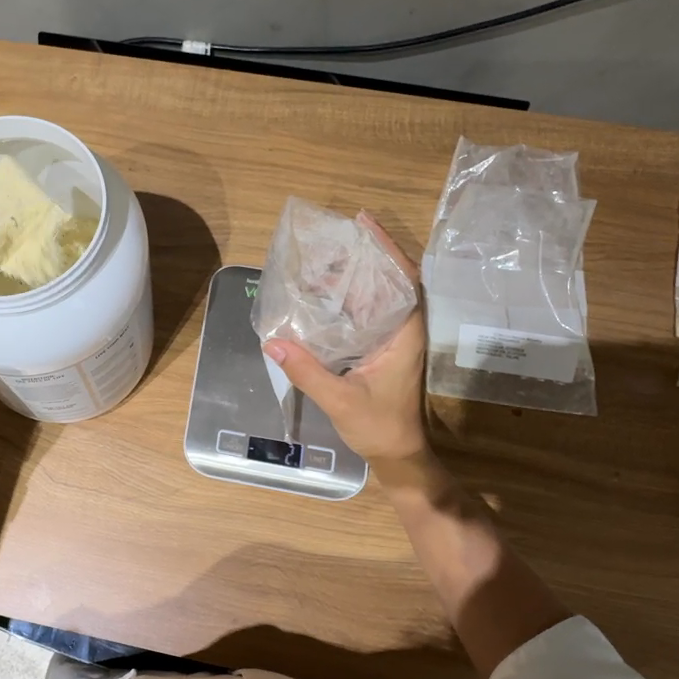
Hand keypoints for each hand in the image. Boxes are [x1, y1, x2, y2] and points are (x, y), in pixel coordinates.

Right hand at [263, 216, 441, 491]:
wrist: (397, 455)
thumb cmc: (379, 426)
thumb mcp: (341, 400)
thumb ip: (307, 371)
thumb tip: (273, 341)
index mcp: (405, 334)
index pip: (404, 279)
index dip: (387, 248)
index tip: (364, 223)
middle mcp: (403, 330)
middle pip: (390, 280)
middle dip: (365, 254)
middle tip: (336, 235)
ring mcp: (392, 339)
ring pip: (376, 296)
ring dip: (353, 275)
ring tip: (323, 258)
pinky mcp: (380, 350)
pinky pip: (366, 313)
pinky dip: (347, 298)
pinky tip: (322, 294)